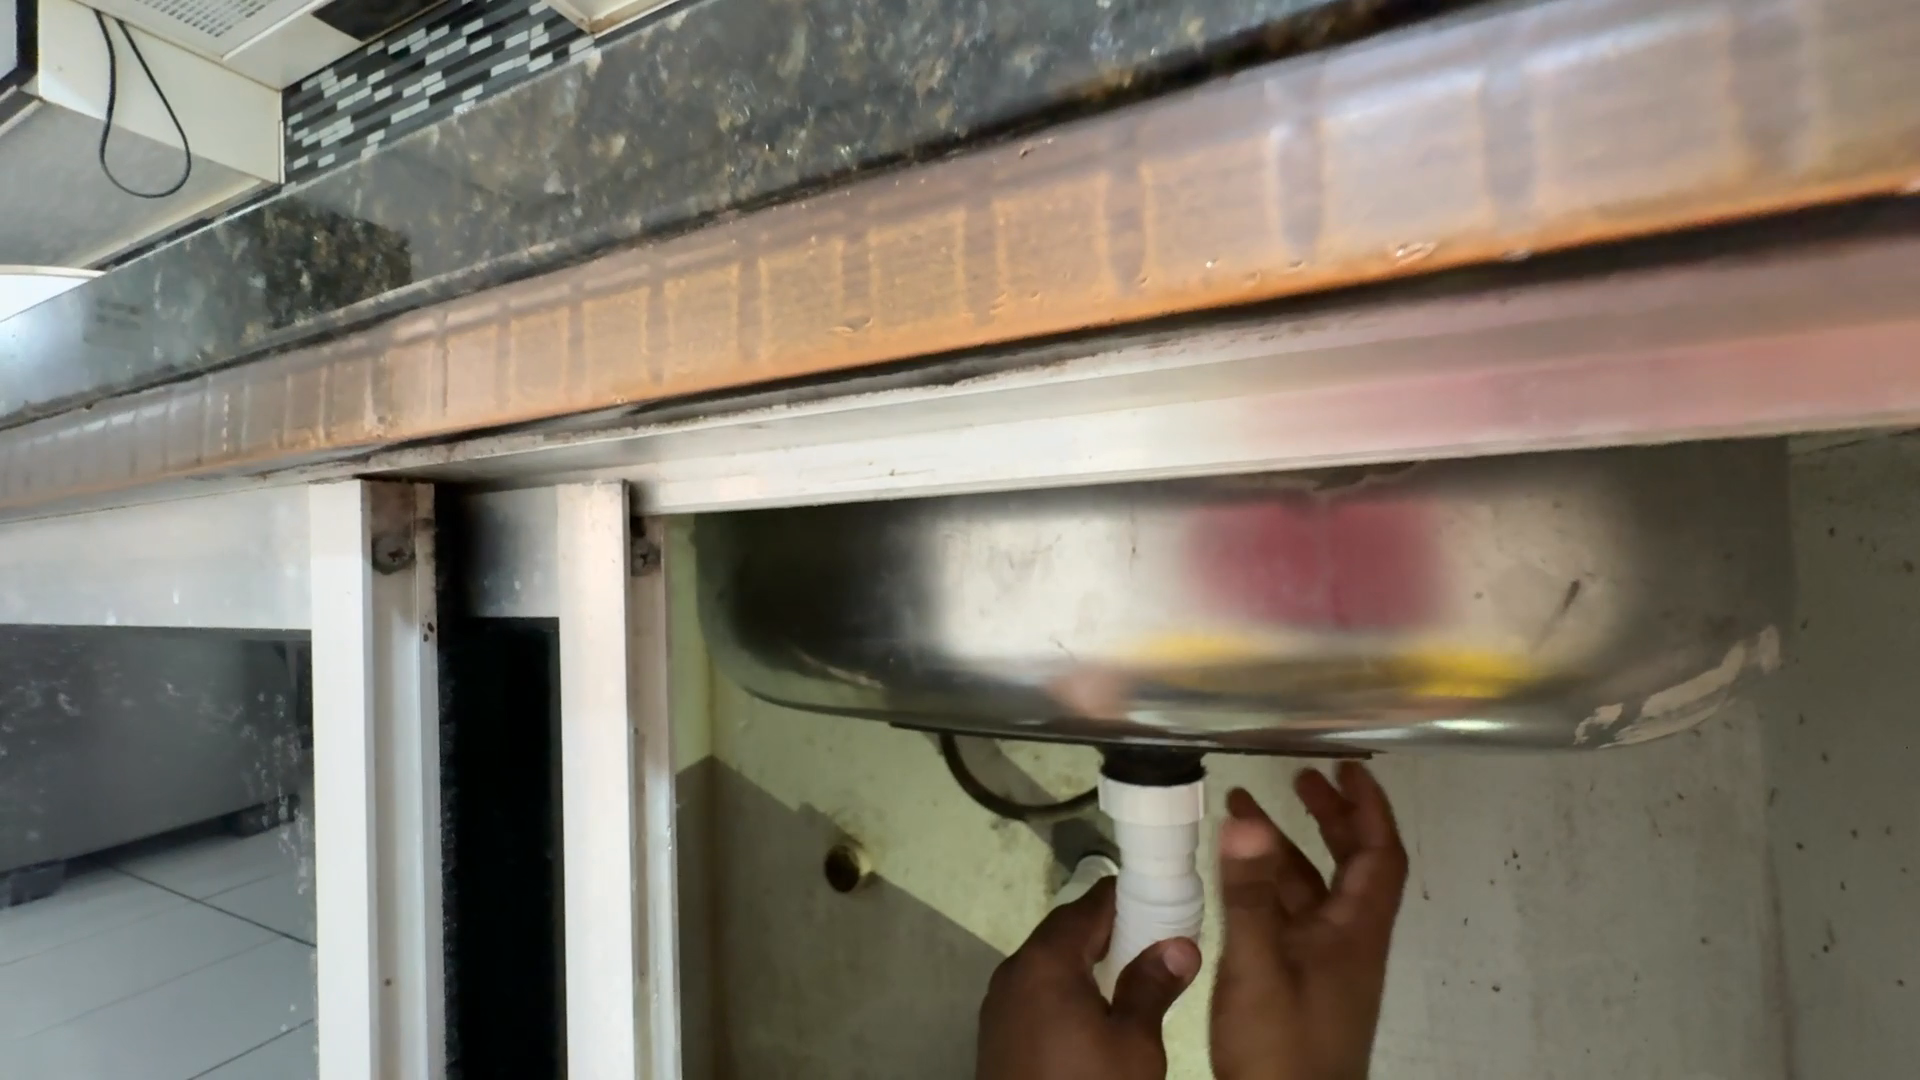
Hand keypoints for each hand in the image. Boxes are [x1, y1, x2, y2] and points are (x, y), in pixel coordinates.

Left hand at [977, 877, 1201, 1079]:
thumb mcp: (1134, 1046)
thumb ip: (1153, 986)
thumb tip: (1181, 944)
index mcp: (1046, 961)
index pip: (1089, 905)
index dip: (1124, 897)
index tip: (1158, 895)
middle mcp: (1015, 968)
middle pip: (1065, 929)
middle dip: (1106, 926)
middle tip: (1149, 933)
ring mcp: (1000, 1001)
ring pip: (1047, 958)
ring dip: (1084, 956)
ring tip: (1126, 970)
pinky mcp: (997, 1031)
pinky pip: (1034, 987)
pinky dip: (1063, 983)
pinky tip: (1090, 1007)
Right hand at [1210, 763, 1408, 1079]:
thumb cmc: (1280, 1046)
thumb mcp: (1259, 964)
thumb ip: (1250, 892)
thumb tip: (1244, 819)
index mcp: (1355, 933)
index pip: (1380, 857)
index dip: (1370, 809)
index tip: (1349, 768)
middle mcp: (1347, 941)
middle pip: (1352, 866)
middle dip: (1330, 817)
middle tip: (1299, 779)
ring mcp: (1323, 961)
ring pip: (1313, 888)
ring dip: (1286, 847)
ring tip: (1243, 810)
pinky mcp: (1298, 978)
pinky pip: (1289, 913)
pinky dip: (1266, 882)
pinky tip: (1235, 873)